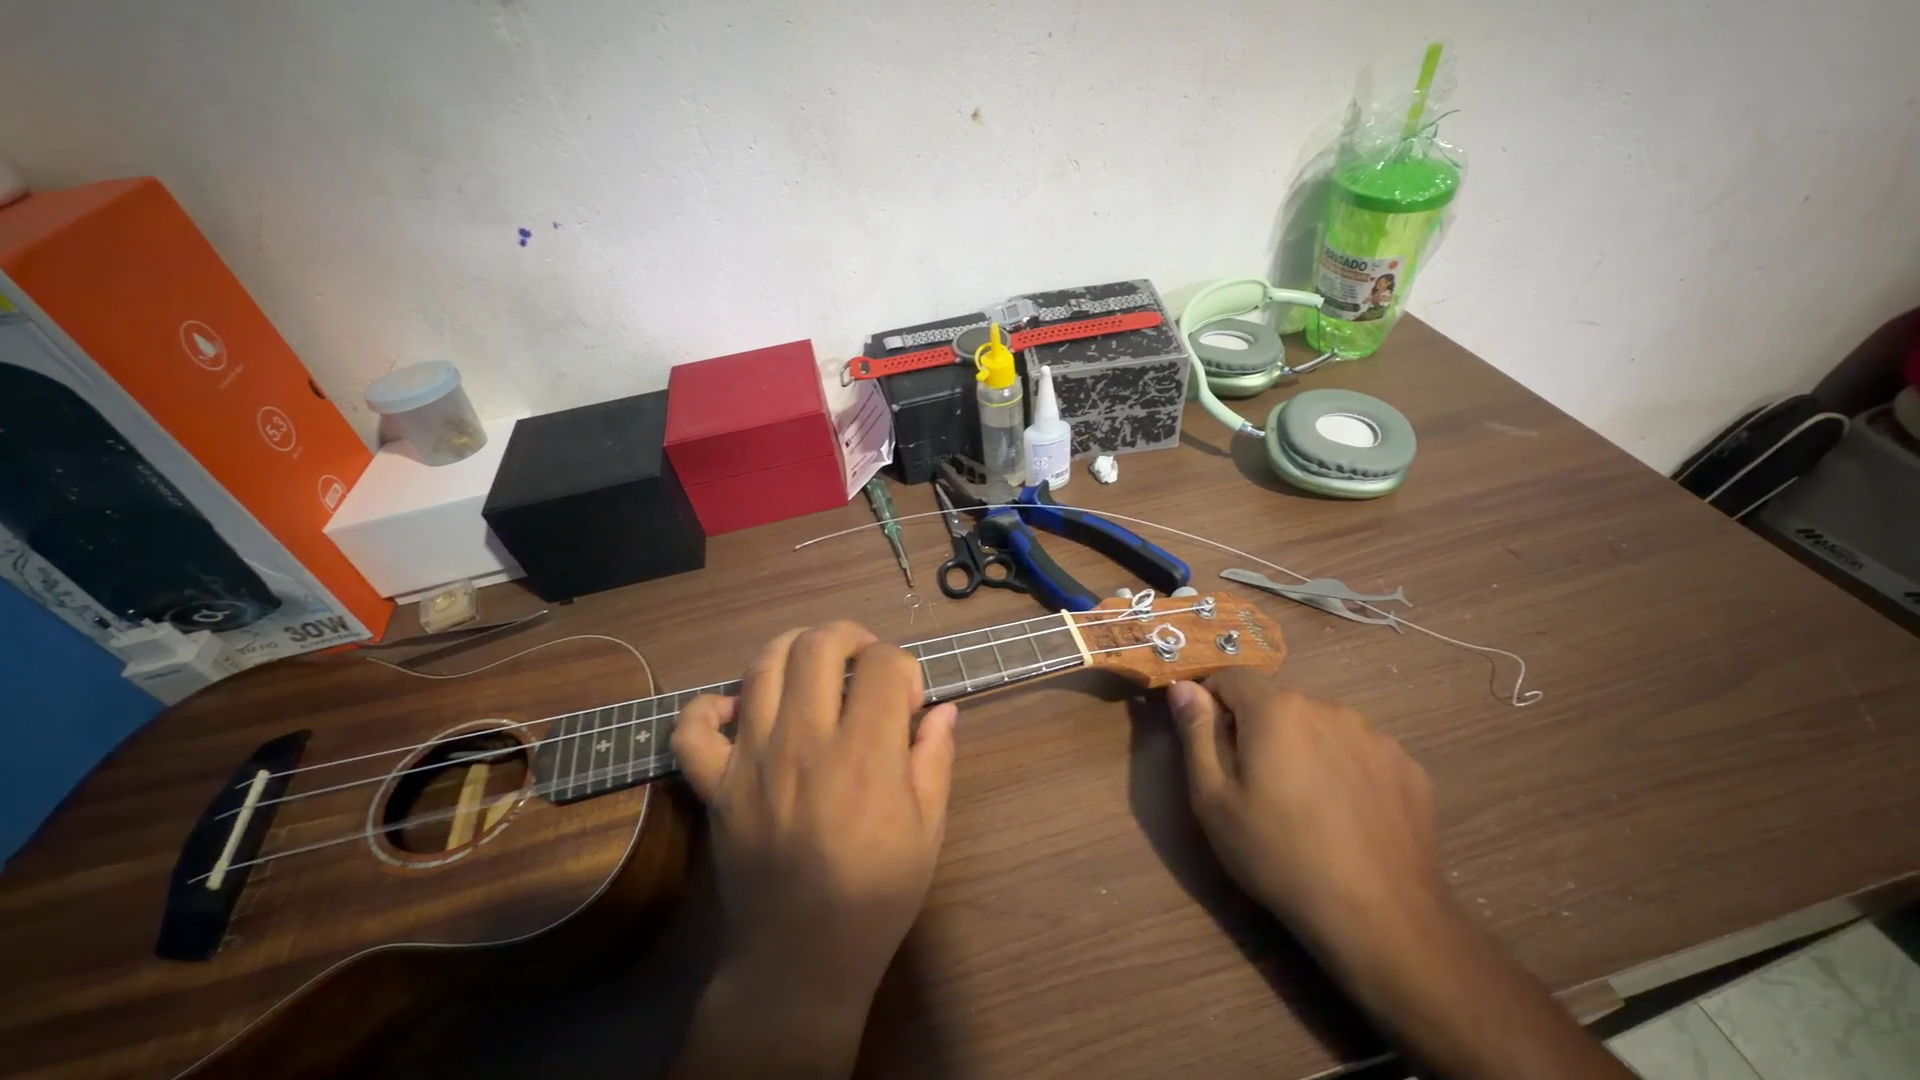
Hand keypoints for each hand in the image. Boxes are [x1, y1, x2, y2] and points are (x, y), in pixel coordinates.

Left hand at [672, 622, 958, 1005]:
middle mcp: (805, 741)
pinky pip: (693, 729)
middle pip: (818, 645)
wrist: (801, 958)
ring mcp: (752, 760)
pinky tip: (737, 710)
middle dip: (849, 637)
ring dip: (791, 649)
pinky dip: (708, 707)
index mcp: (866, 754)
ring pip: (761, 667)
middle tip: (863, 662)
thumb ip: (935, 760)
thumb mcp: (928, 831)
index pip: (883, 664)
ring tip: (812, 667)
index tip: (908, 698)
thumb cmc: (876, 896)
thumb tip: (941, 709)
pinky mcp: (715, 785)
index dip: (903, 666)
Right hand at [1166, 671, 1444, 955]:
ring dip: (1305, 747)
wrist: (1378, 915)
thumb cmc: (1277, 855)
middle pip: (1280, 702)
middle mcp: (1330, 708)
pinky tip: (1346, 816)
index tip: (1210, 744)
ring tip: (1304, 804)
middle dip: (1259, 728)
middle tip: (1254, 784)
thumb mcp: (1213, 799)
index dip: (1212, 702)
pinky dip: (1345, 770)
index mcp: (1277, 709)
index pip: (1232, 676)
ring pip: (1323, 726)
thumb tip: (1183, 686)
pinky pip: (1361, 754)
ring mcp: (1377, 737)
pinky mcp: (1409, 769)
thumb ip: (1197, 733)